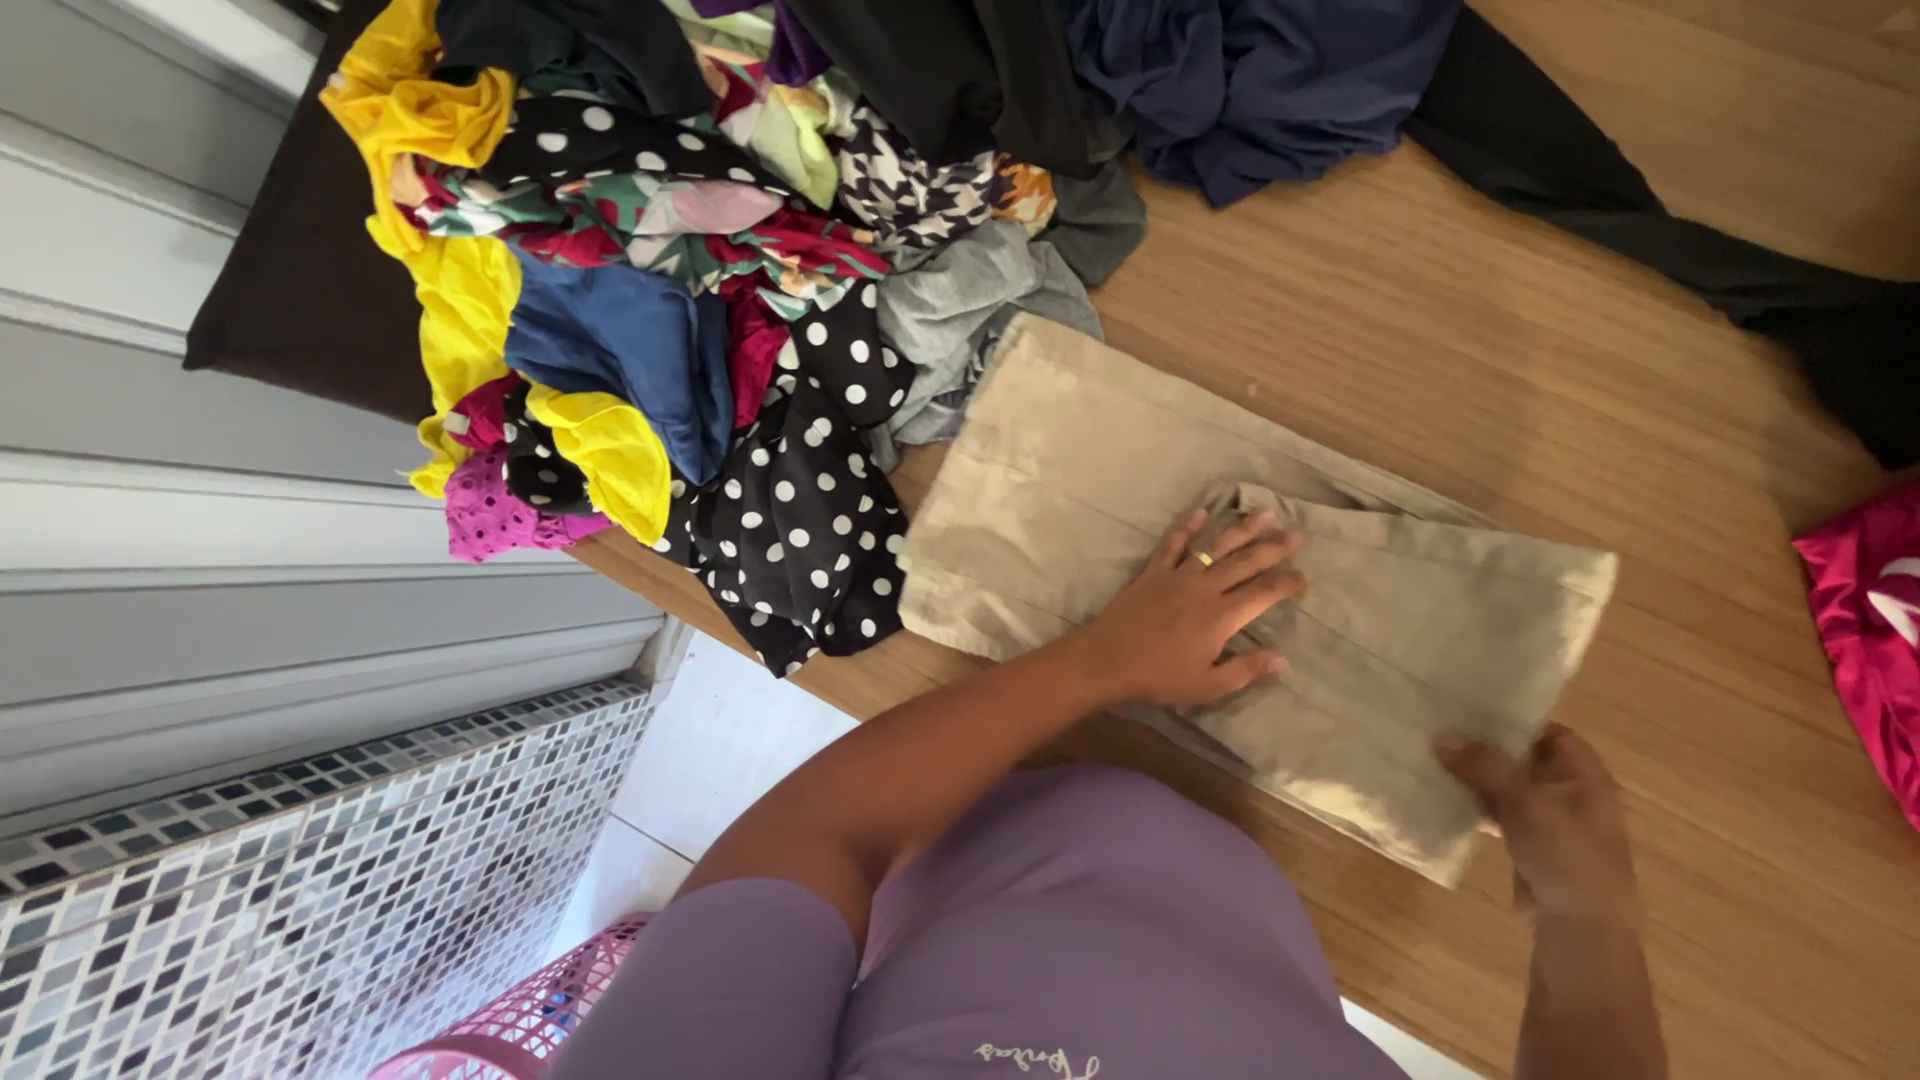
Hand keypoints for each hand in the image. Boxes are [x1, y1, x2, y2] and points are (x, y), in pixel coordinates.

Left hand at [1062, 506, 1305, 707]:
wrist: (1107, 660)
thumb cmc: (1158, 677)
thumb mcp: (1208, 685)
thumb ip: (1246, 670)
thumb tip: (1284, 660)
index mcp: (1222, 616)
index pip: (1264, 593)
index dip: (1287, 584)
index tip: (1304, 578)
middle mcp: (1204, 588)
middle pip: (1246, 562)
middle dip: (1274, 548)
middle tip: (1297, 535)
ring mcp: (1177, 576)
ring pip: (1216, 546)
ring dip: (1241, 529)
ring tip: (1264, 514)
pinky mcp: (1153, 572)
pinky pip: (1173, 544)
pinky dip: (1187, 527)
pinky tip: (1201, 512)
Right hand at [1437, 725, 1639, 925]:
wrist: (1580, 925)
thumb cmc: (1566, 855)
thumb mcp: (1525, 802)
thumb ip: (1484, 765)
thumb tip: (1441, 735)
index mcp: (1586, 777)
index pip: (1551, 732)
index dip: (1514, 719)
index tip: (1471, 707)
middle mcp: (1571, 792)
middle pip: (1525, 757)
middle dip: (1486, 745)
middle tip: (1441, 727)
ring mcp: (1551, 819)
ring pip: (1508, 785)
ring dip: (1476, 775)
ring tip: (1433, 755)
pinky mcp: (1530, 842)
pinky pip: (1499, 811)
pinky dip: (1476, 803)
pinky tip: (1443, 794)